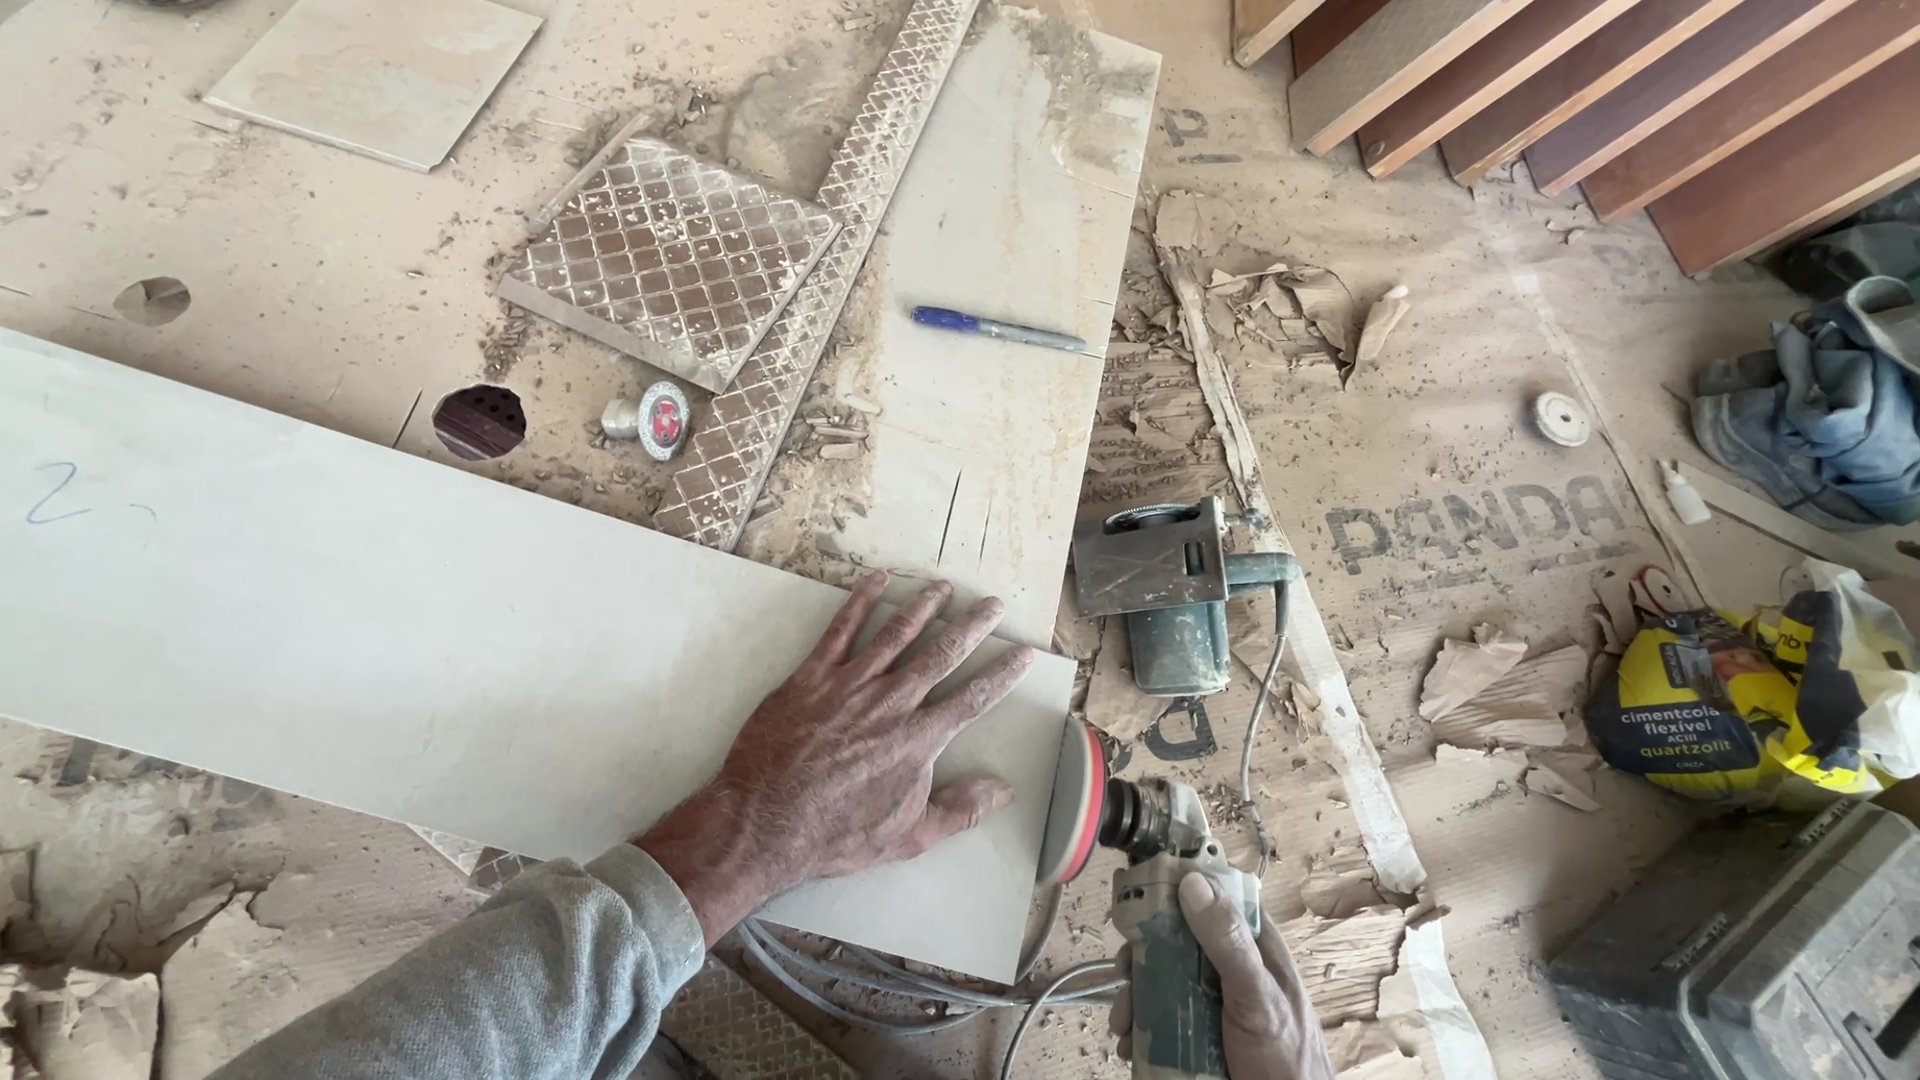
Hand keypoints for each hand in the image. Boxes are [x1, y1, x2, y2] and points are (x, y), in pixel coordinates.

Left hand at [638, 570, 1036, 943]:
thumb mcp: (908, 836)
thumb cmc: (836, 834)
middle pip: (942, 653)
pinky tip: (876, 579)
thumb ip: (960, 810)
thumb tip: (1005, 790)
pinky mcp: (812, 676)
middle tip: (993, 603)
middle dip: (973, 625)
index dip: (1003, 673)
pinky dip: (860, 602)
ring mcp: (850, 684)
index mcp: (918, 739)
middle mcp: (891, 703)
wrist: (763, 823)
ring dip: (923, 606)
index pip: (974, 697)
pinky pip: (841, 630)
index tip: (1023, 652)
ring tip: (943, 586)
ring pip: (896, 633)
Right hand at [1110, 874, 1337, 1079]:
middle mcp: (1230, 965)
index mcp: (1253, 944)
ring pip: (1162, 979)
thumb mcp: (1258, 996)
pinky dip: (1140, 1027)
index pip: (1212, 897)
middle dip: (1142, 957)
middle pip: (1175, 939)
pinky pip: (1161, 1017)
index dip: (1174, 892)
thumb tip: (1191, 880)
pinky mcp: (1199, 1032)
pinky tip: (1129, 1043)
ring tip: (1121, 1024)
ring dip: (1135, 998)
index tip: (1138, 898)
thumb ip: (1228, 941)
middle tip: (1123, 975)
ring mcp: (1213, 1000)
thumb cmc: (1286, 1062)